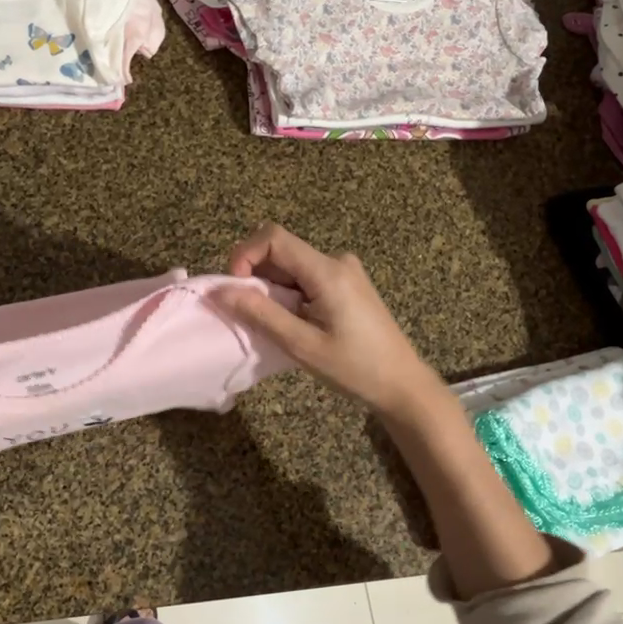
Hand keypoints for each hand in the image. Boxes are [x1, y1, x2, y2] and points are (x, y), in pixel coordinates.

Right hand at [216, 223, 447, 418]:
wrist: (403, 385)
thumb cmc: (355, 368)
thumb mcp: (302, 345)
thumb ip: (260, 314)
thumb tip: (219, 291)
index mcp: (328, 271)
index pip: (274, 237)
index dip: (245, 254)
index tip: (234, 288)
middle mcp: (337, 262)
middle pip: (281, 249)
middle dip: (255, 274)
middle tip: (249, 312)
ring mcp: (344, 272)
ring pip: (290, 265)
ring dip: (270, 287)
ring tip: (272, 323)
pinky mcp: (346, 285)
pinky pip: (305, 277)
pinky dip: (287, 293)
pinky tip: (291, 323)